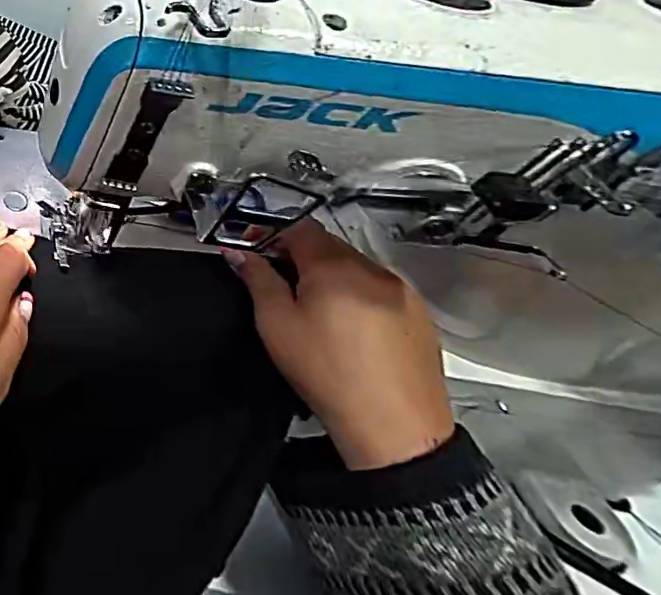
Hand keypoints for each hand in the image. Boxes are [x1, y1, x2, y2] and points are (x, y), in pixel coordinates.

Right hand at [222, 220, 453, 469]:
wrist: (395, 431)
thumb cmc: (328, 375)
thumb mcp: (277, 325)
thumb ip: (257, 279)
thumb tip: (240, 254)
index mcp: (335, 267)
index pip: (298, 228)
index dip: (272, 233)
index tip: (256, 248)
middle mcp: (373, 270)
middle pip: (327, 244)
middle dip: (299, 254)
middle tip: (278, 278)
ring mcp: (401, 292)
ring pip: (354, 265)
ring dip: (329, 273)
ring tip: (314, 306)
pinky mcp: (420, 315)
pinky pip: (379, 287)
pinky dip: (357, 293)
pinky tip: (347, 324)